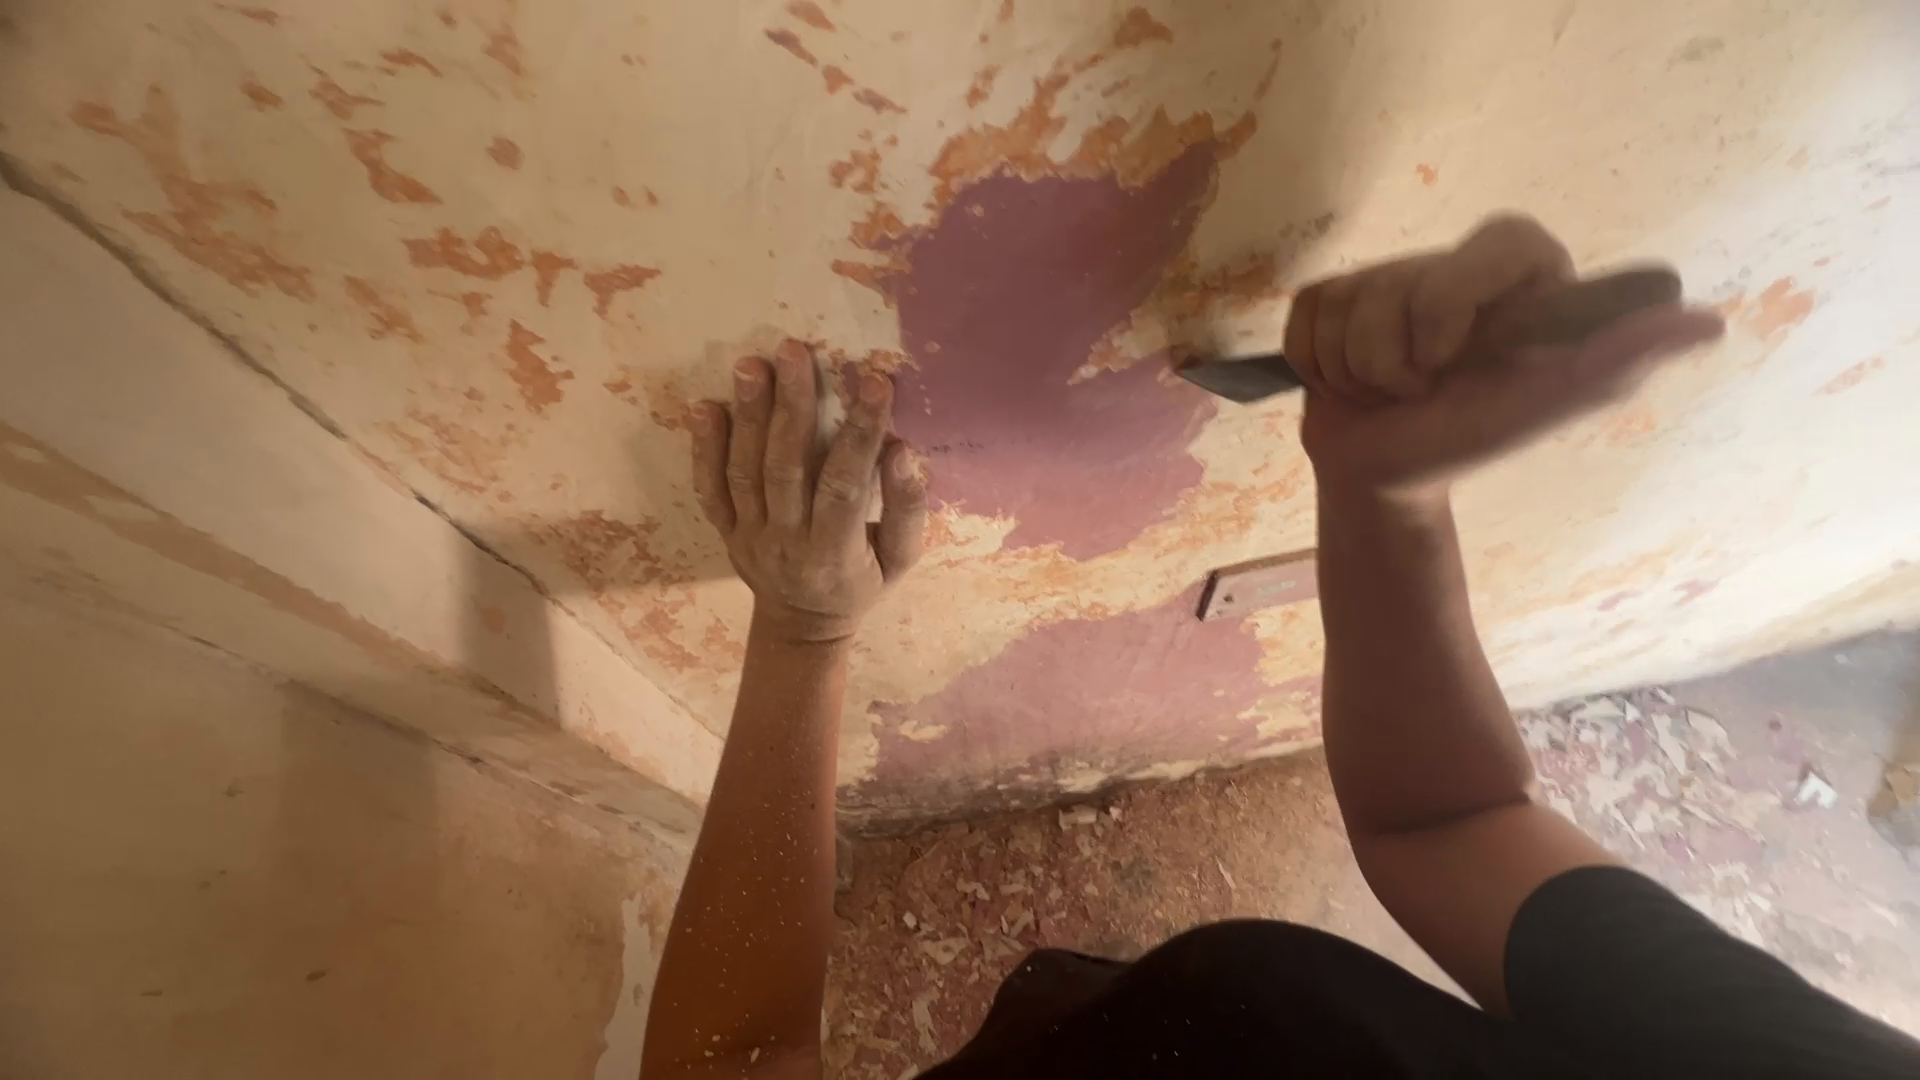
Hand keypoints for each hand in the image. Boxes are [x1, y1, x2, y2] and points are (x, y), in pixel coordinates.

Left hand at [690, 340, 927, 643]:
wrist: (802, 625)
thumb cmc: (862, 585)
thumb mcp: (900, 560)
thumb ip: (907, 509)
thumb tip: (903, 451)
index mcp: (834, 555)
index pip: (845, 486)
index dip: (860, 433)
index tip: (875, 381)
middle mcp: (786, 543)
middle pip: (785, 469)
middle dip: (792, 407)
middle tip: (794, 351)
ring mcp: (749, 536)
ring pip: (744, 472)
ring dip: (747, 416)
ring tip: (751, 365)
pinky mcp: (725, 530)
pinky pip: (709, 490)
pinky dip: (704, 449)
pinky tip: (703, 407)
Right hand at [1287, 215, 1725, 499]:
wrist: (1375, 477)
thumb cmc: (1453, 447)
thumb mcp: (1527, 417)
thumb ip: (1602, 370)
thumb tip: (1704, 325)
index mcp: (1518, 278)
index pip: (1489, 246)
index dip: (1448, 309)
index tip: (1450, 364)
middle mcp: (1451, 266)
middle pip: (1394, 283)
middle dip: (1390, 361)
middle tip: (1414, 390)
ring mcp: (1381, 280)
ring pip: (1343, 304)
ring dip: (1352, 371)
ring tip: (1378, 392)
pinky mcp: (1328, 302)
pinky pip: (1304, 315)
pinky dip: (1314, 365)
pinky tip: (1341, 381)